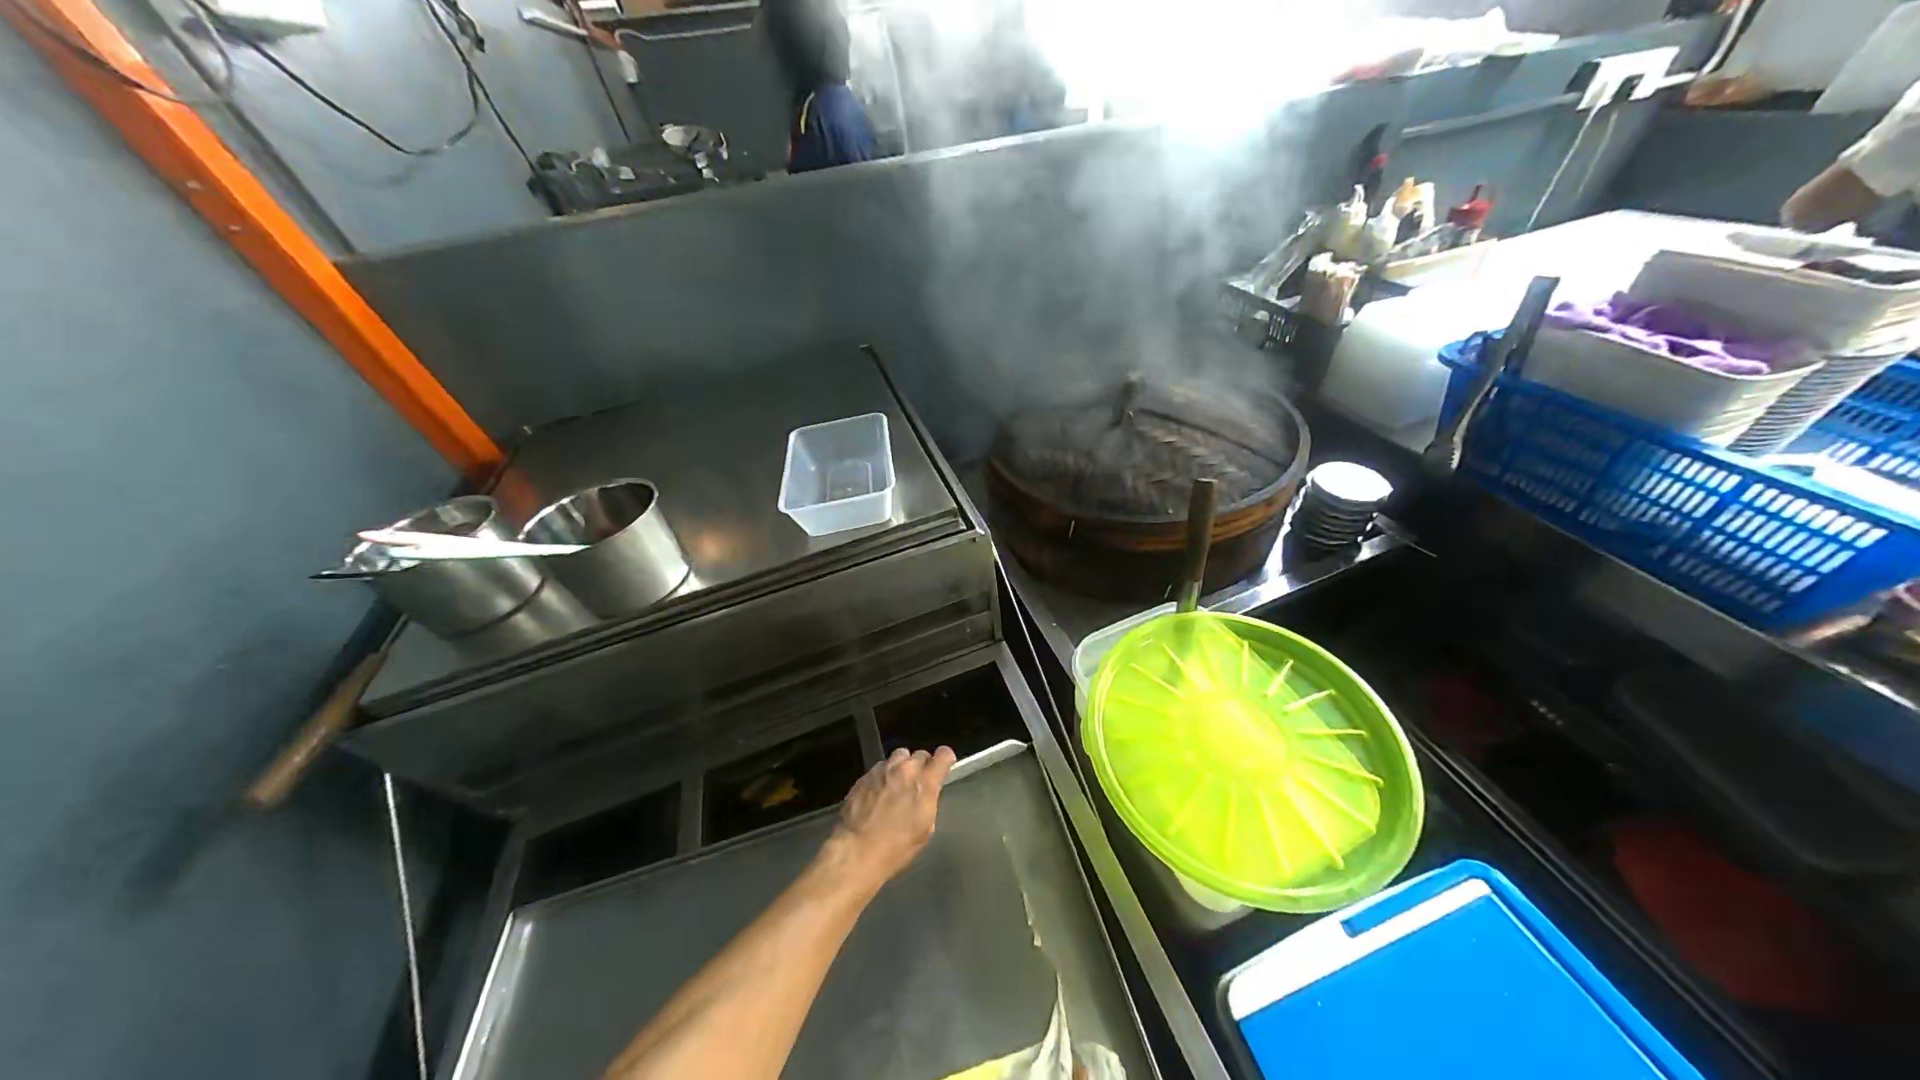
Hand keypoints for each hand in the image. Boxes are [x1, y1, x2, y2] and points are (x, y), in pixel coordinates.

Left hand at [823, 746, 956, 890]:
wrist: (857, 850)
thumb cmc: (896, 847)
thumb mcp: (925, 830)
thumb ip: (929, 802)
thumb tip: (926, 794)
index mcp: (924, 784)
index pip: (943, 755)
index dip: (945, 759)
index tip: (943, 766)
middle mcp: (904, 770)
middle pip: (919, 754)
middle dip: (921, 766)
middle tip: (917, 783)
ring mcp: (882, 770)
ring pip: (898, 757)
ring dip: (901, 768)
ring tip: (896, 785)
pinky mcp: (864, 776)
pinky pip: (879, 768)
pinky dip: (883, 776)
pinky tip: (878, 793)